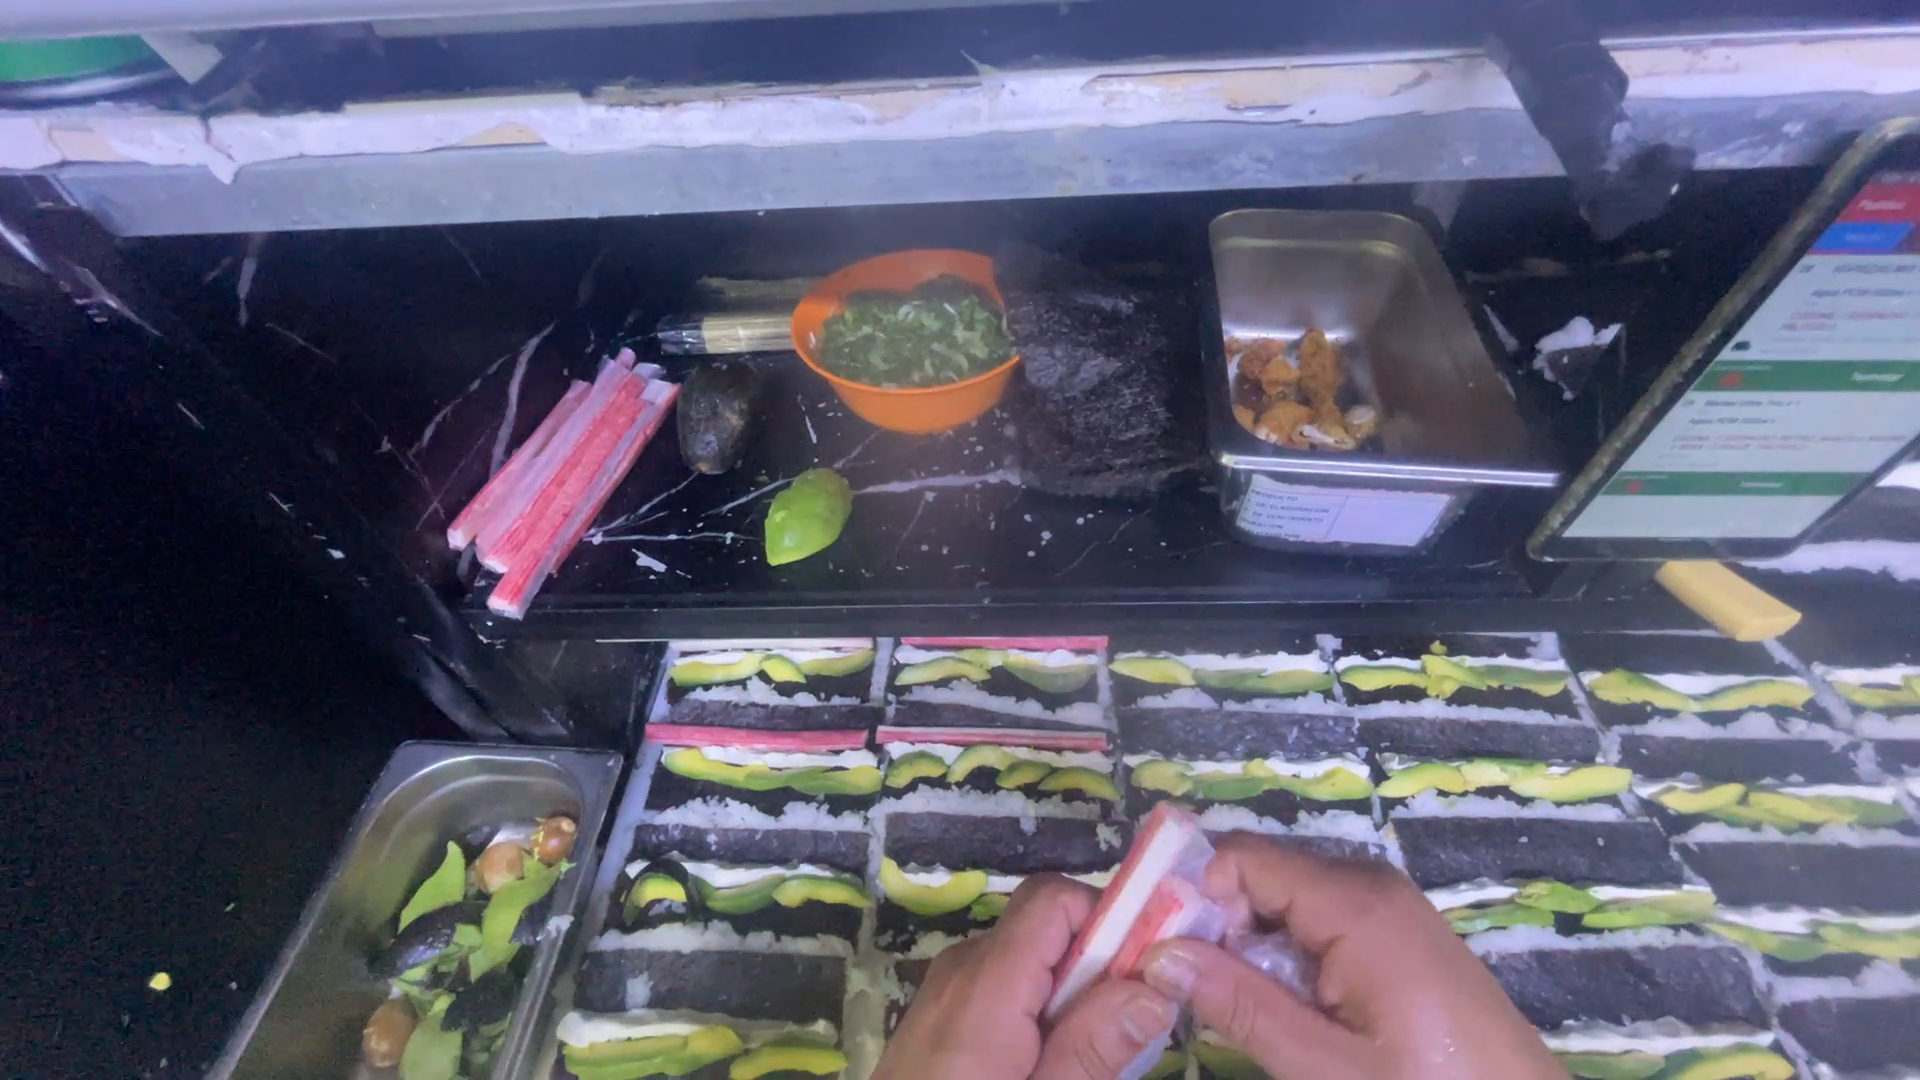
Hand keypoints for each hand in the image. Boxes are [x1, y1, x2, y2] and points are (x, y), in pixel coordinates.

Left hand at [875, 874, 1178, 1079]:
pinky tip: (1043, 1062)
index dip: (1103, 918)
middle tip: (1123, 1028)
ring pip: (1027, 953)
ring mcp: (948, 983)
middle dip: (1094, 960)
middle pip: (1043, 923)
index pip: (1053, 897)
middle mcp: (965, 961)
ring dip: (1068, 987)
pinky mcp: (941, 1007)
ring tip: (1083, 1058)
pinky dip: (1035, 1003)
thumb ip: (1095, 1043)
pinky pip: (1002, 980)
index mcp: (989, 977)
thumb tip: (1157, 985)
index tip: (1142, 970)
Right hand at [1141, 833, 1562, 1079]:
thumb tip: (1153, 954)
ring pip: (1281, 892)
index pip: (1241, 856)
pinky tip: (1289, 998)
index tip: (1171, 951)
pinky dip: (1283, 944)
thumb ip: (1236, 1003)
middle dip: (1217, 918)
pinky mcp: (1394, 925)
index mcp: (1353, 900)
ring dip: (1247, 936)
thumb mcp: (1326, 1069)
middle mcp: (1366, 879)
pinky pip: (1314, 911)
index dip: (1195, 894)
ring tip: (1244, 999)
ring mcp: (1385, 900)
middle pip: (1258, 869)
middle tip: (1199, 984)